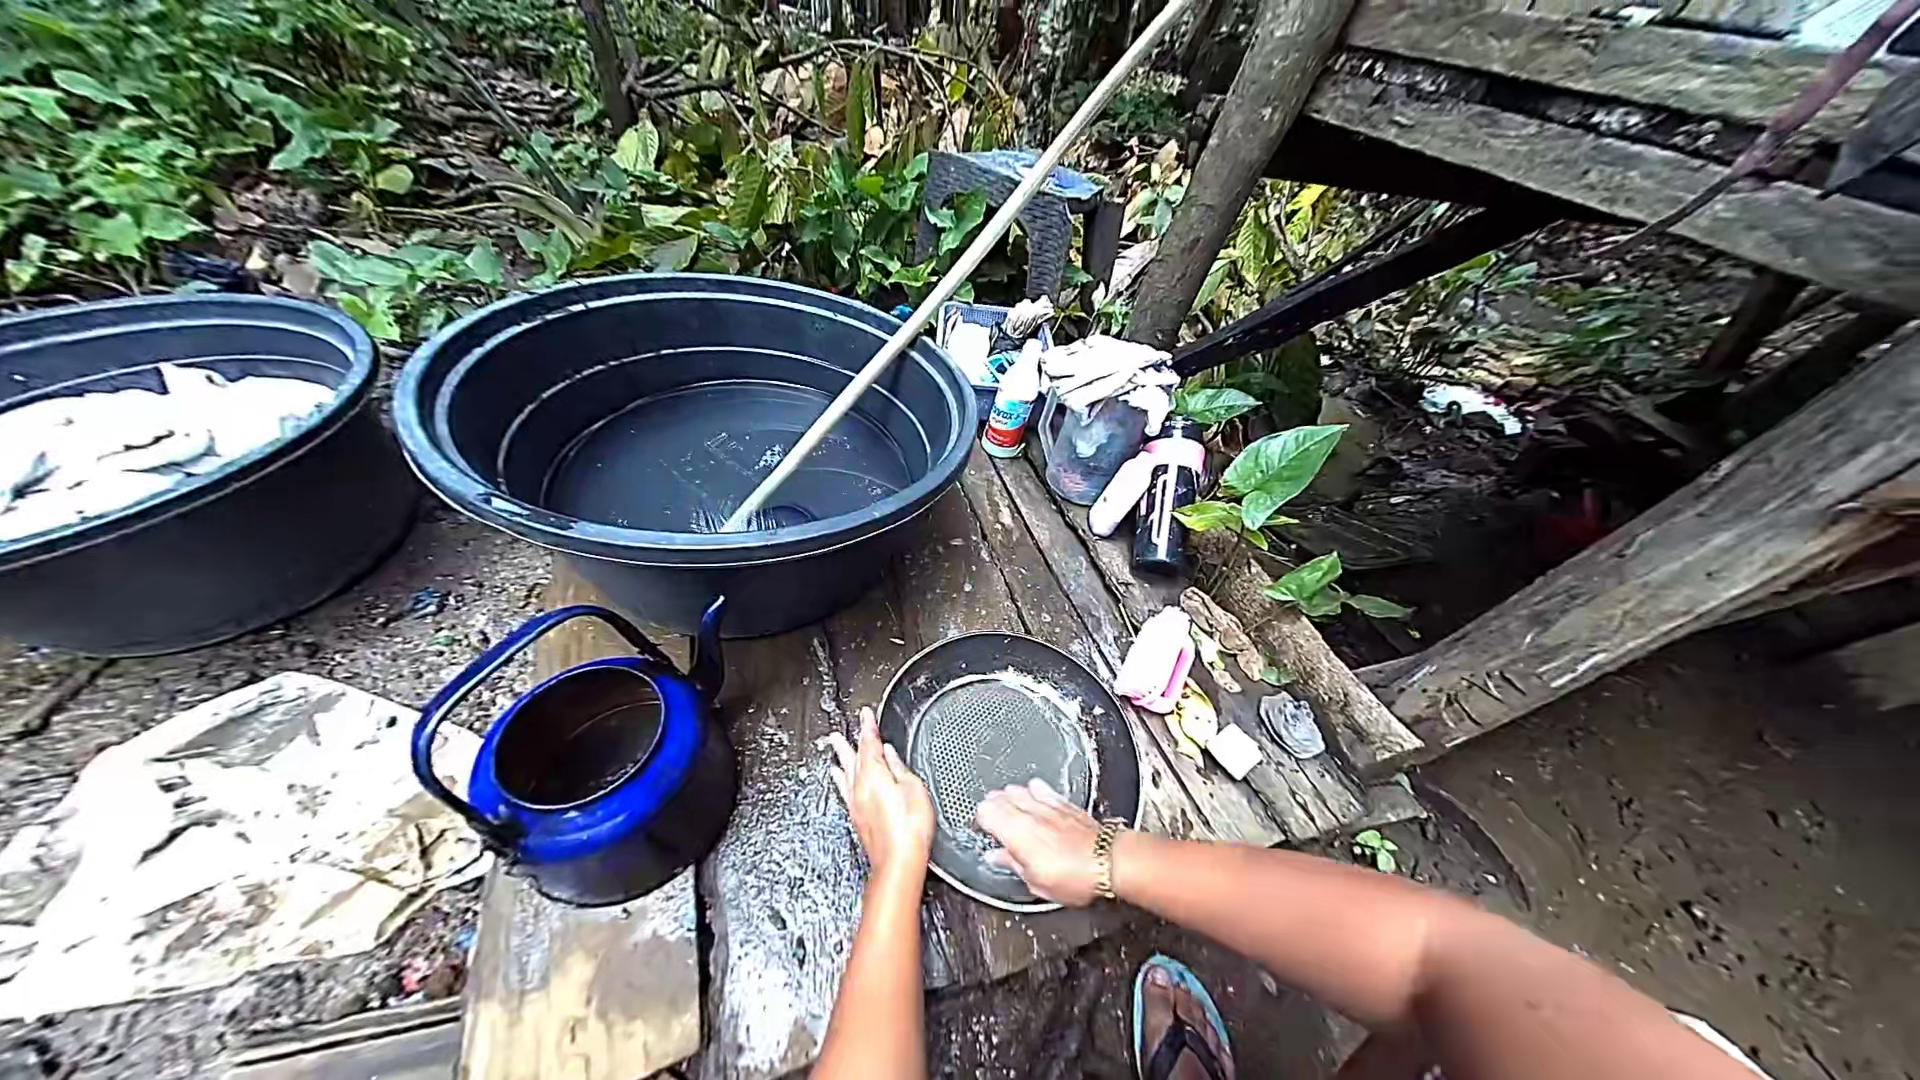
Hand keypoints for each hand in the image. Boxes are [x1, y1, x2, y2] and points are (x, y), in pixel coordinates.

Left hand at [826, 706, 934, 880]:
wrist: (899, 862)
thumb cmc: (910, 828)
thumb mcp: (913, 788)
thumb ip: (898, 768)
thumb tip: (889, 753)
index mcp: (874, 774)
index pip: (869, 743)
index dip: (867, 727)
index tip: (865, 714)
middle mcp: (860, 787)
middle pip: (852, 756)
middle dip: (849, 740)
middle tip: (841, 729)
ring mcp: (856, 803)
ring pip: (846, 771)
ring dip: (841, 756)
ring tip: (834, 746)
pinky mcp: (857, 817)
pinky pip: (844, 788)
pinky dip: (840, 777)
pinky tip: (838, 776)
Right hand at [974, 779, 1104, 906]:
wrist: (1108, 861)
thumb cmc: (1076, 876)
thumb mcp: (1036, 883)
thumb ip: (1012, 864)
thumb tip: (997, 857)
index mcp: (1016, 833)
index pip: (984, 811)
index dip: (980, 821)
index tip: (983, 832)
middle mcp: (1028, 812)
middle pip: (997, 796)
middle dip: (992, 808)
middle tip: (995, 825)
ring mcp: (1045, 804)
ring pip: (1017, 788)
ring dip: (1010, 798)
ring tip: (1011, 812)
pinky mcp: (1061, 801)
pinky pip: (1039, 787)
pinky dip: (1032, 791)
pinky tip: (1034, 799)